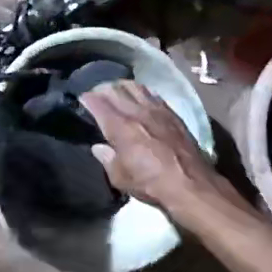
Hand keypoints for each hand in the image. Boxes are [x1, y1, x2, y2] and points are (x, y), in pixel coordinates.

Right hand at [81, 80, 216, 209]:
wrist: (191, 184)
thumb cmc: (151, 184)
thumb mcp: (121, 178)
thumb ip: (107, 159)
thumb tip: (99, 147)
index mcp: (120, 127)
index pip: (97, 102)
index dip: (86, 99)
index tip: (81, 100)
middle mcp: (136, 112)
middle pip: (114, 89)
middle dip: (101, 90)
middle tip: (96, 96)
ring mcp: (156, 109)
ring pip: (134, 86)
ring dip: (122, 87)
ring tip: (117, 93)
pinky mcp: (172, 113)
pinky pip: (152, 94)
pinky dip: (141, 92)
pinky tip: (140, 99)